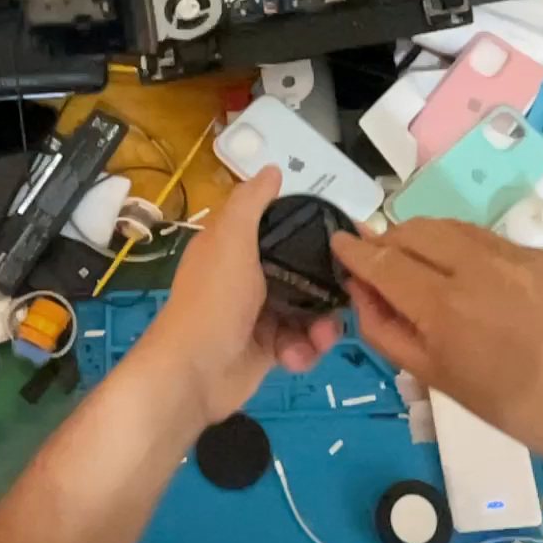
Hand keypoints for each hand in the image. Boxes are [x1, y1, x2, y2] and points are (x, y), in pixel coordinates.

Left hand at [131, 166, 340, 425]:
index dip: (311, 232)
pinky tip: (296, 358)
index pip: (279, 230)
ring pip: (307, 311)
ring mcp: (258, 315)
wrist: (194, 373)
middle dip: (327, 287)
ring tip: (321, 338)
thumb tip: (272, 169)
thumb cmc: (214, 300)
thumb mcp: (230, 240)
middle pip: (302, 273)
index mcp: (234, 247)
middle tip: (348, 296)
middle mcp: (246, 277)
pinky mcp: (267, 349)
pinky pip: (300, 343)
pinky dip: (304, 350)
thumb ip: (250, 204)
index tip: (345, 240)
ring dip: (320, 325)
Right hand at [330, 219, 542, 465]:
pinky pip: (484, 238)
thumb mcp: (436, 379)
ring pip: (449, 226)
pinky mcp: (542, 255)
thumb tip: (362, 292)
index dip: (354, 250)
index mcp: (443, 306)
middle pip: (413, 231)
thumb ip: (388, 331)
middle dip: (386, 239)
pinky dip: (459, 245)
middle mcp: (475, 266)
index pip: (383, 261)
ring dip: (420, 236)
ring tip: (415, 258)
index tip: (337, 241)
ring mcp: (514, 255)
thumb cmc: (511, 406)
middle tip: (377, 259)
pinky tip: (465, 271)